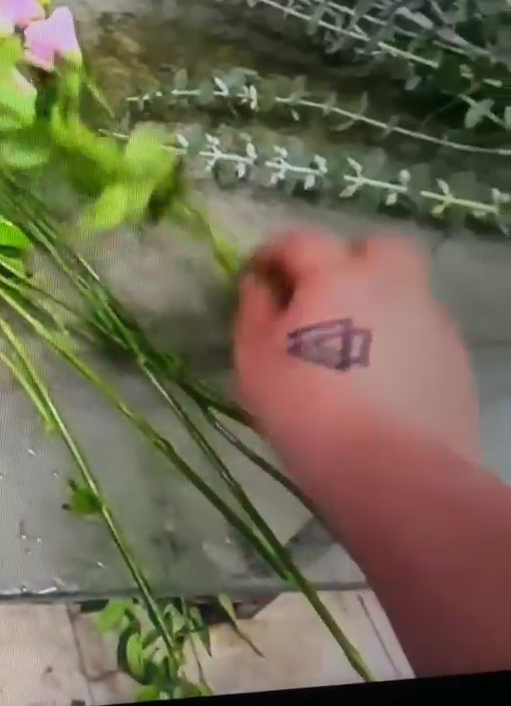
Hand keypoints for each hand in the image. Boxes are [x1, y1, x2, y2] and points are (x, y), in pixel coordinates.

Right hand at [233, 228, 477, 477]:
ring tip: (334, 335)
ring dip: (367, 295)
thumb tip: (259, 283)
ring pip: (401, 286)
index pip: (302, 240)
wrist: (390, 464)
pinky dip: (387, 328)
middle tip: (309, 290)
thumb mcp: (252, 353)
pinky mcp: (452, 354)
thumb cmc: (301, 402)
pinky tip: (364, 365)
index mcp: (338, 279)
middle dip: (342, 257)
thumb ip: (255, 308)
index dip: (272, 251)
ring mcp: (432, 321)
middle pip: (378, 247)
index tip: (253, 274)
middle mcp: (394, 288)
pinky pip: (415, 322)